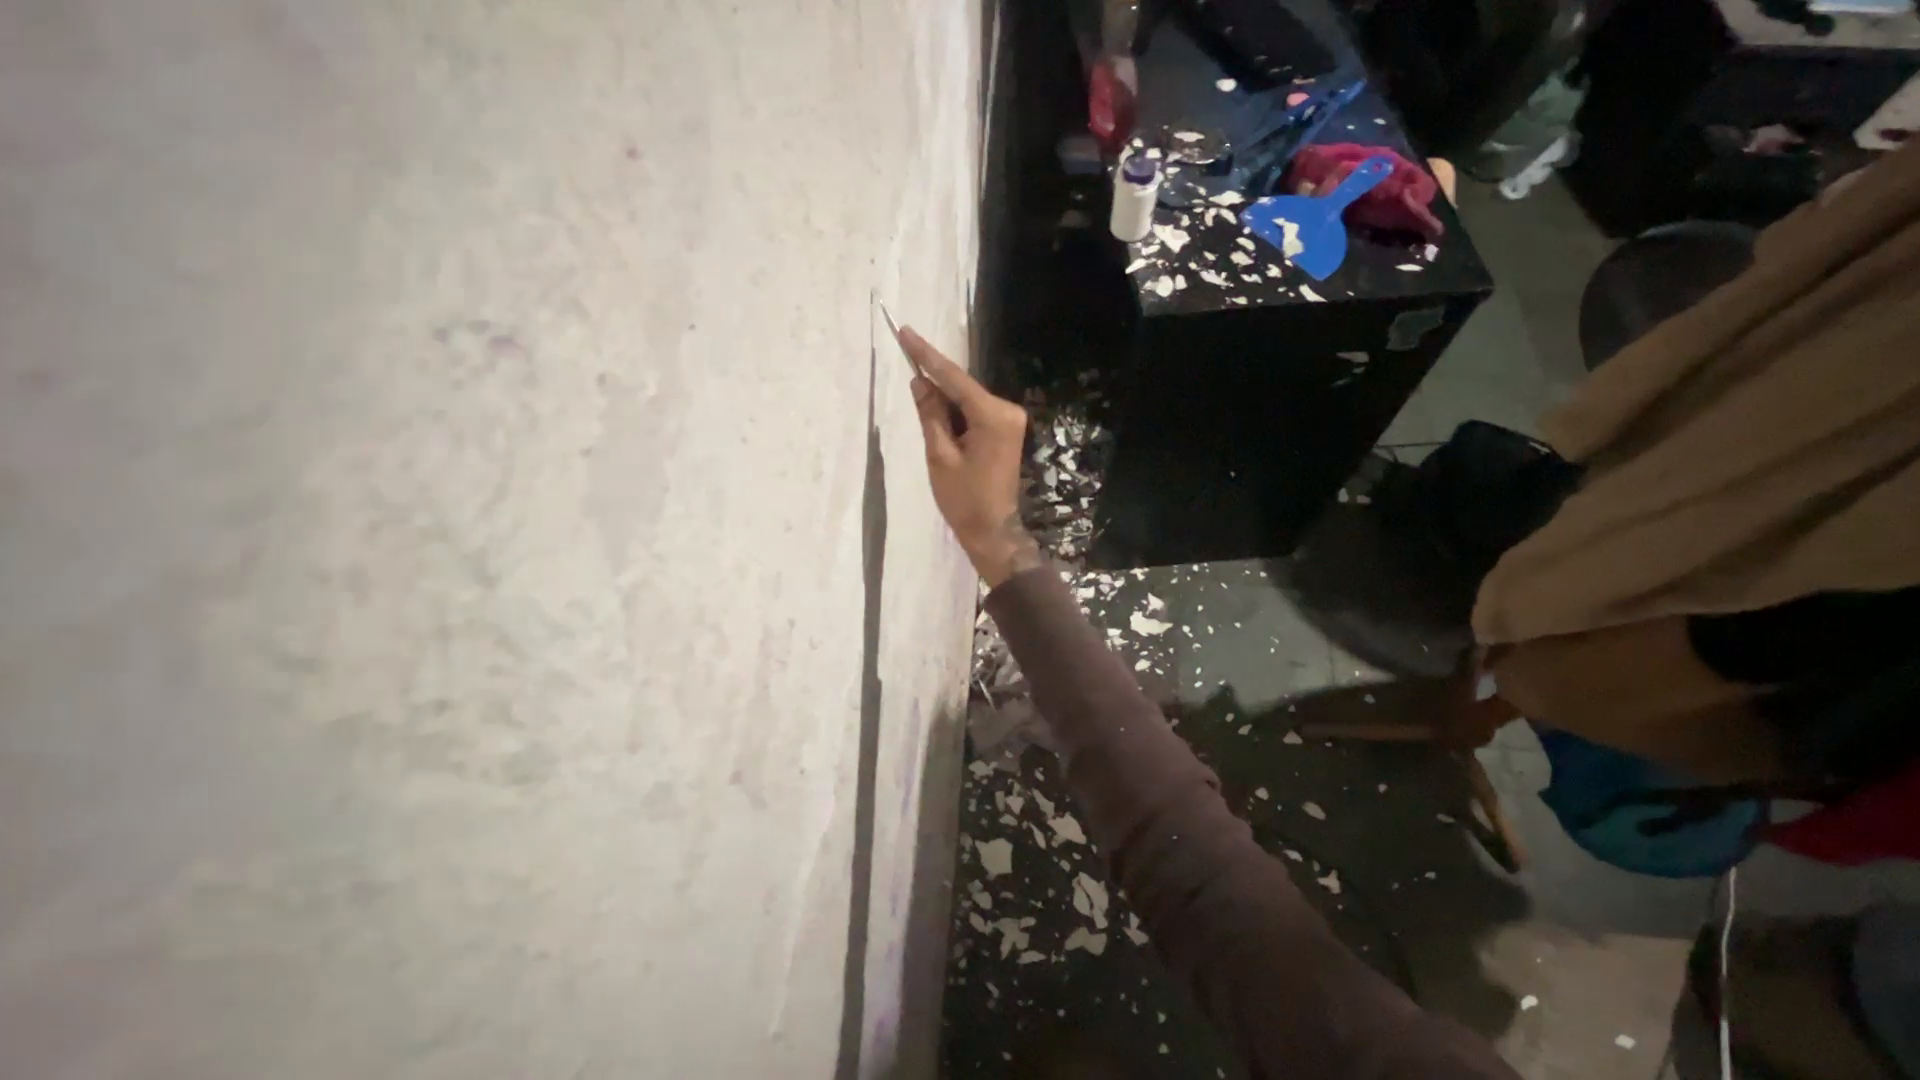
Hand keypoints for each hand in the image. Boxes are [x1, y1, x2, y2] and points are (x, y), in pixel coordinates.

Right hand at [898, 327, 1042, 586]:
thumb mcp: (939, 455)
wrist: (992, 529)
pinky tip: (937, 417)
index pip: (953, 378)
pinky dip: (955, 412)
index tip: (906, 331)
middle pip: (961, 387)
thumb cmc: (963, 498)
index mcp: (992, 415)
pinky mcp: (1006, 429)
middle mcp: (1006, 410)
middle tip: (906, 365)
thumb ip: (930, 414)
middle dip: (933, 380)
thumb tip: (920, 382)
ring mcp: (1010, 419)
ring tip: (922, 412)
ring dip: (943, 399)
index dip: (927, 355)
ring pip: (967, 399)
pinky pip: (974, 411)